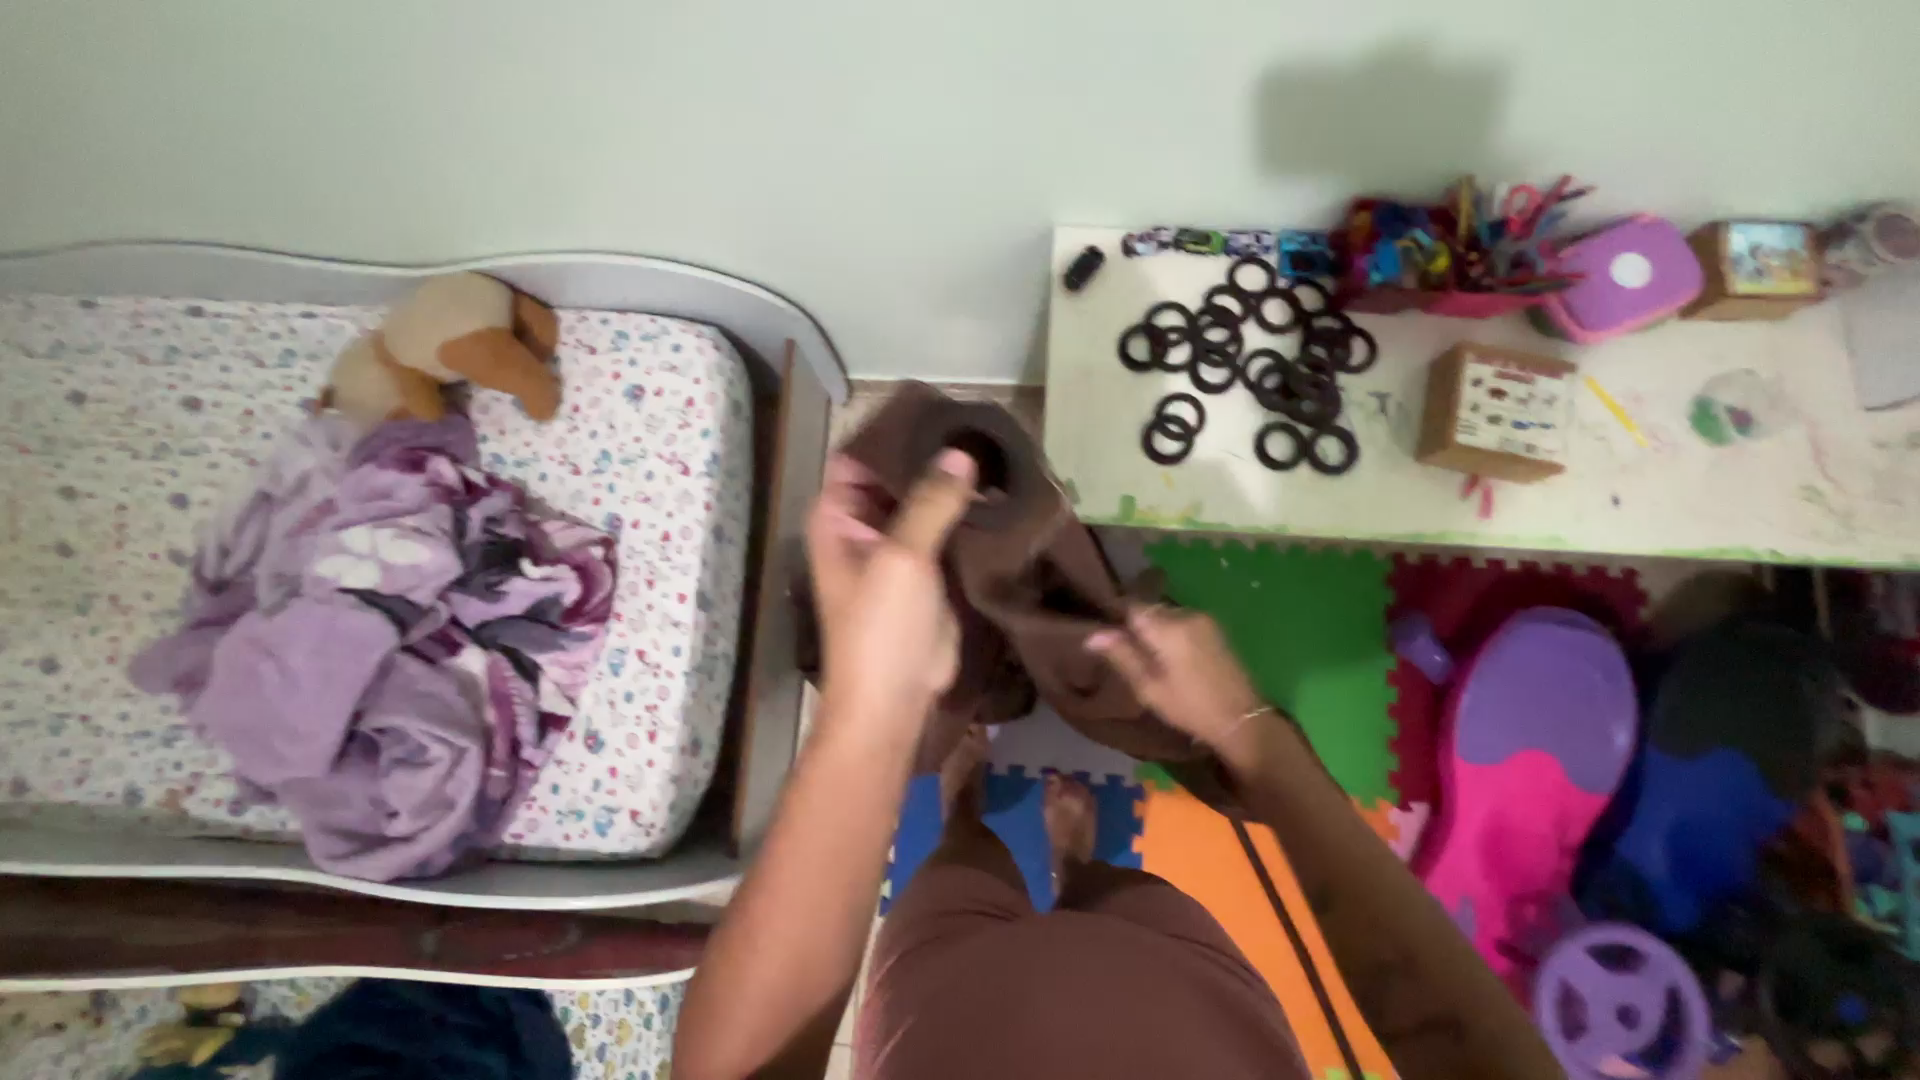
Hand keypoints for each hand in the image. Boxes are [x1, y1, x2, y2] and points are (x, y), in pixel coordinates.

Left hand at [807, 449, 976, 728]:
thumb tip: (960, 452)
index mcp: (839, 516)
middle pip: (897, 475)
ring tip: (999, 451)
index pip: (861, 454)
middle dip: (933, 455)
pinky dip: (968, 516)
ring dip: (956, 485)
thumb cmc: (881, 626)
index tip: (941, 407)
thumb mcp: (901, 557)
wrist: (893, 700)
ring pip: (927, 503)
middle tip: (982, 426)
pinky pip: (948, 531)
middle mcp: (864, 525)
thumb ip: (930, 500)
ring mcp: (898, 549)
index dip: (895, 431)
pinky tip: (1002, 494)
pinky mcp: (929, 572)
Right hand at [1086, 606, 1267, 763]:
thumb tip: (1092, 635)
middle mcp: (1186, 615)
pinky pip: (1184, 621)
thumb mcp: (1148, 687)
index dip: (1116, 616)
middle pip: (1151, 609)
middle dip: (1137, 624)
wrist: (1241, 720)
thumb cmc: (1189, 707)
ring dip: (1156, 628)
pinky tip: (1171, 656)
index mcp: (1168, 628)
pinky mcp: (1216, 629)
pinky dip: (1173, 632)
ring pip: (1168, 615)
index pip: (1132, 606)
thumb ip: (1122, 655)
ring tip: (1149, 656)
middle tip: (1127, 651)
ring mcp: (1205, 620)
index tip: (1108, 635)